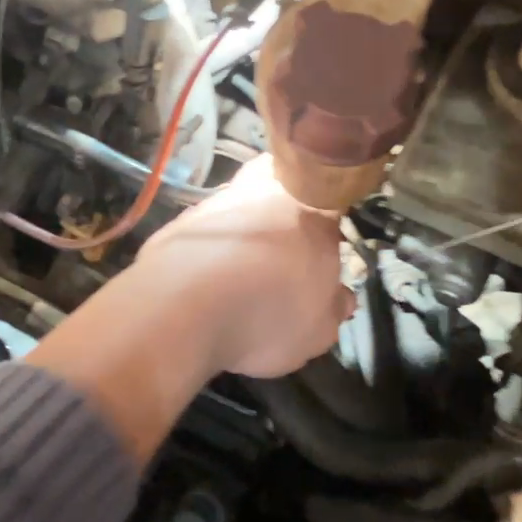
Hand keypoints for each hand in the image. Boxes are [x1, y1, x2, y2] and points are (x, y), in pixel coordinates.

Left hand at [135, 157, 354, 377]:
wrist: (181, 308)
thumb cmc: (268, 315)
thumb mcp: (317, 331)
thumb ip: (332, 310)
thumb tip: (341, 298)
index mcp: (315, 211)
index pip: (333, 197)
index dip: (331, 218)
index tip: (327, 244)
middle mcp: (269, 190)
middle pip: (284, 191)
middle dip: (285, 217)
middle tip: (285, 257)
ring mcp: (221, 200)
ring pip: (242, 209)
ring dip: (244, 235)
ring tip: (240, 278)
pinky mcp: (181, 219)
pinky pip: (208, 232)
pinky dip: (212, 251)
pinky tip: (208, 282)